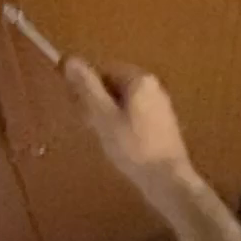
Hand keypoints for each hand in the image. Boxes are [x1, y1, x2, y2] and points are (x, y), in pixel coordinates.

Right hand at [63, 57, 197, 198]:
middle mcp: (154, 86)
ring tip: (106, 139)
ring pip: (126, 102)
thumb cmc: (133, 148)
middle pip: (117, 85)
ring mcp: (162, 105)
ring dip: (110, 116)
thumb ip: (88, 89)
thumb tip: (71, 60)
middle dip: (100, 102)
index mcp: (140, 80)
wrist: (168, 180)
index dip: (88, 88)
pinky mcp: (165, 124)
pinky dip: (125, 125)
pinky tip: (122, 146)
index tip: (81, 109)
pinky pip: (137, 115)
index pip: (105, 70)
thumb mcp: (104, 118)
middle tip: (91, 126)